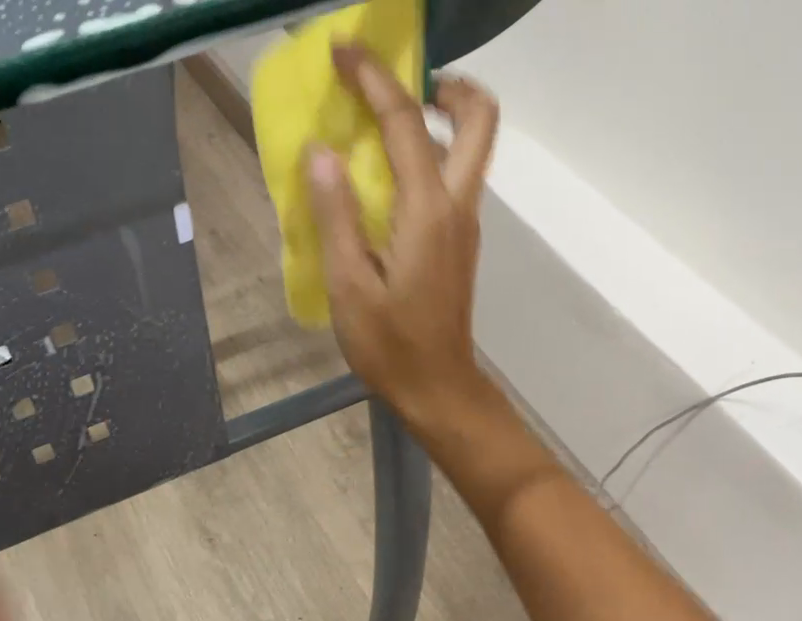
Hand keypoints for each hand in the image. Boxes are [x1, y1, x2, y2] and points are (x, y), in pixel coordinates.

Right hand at [304, 47, 499, 429]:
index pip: (405, 123)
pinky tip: (389, 180)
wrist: (437, 388)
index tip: (343, 52)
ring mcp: (464, 225)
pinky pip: (455, 178)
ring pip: (473, 148)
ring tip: (388, 125)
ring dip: (442, 119)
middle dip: (448, 85)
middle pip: (480, 119)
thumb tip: (321, 152)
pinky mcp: (459, 244)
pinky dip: (431, 156)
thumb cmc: (389, 344)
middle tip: (402, 85)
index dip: (373, 79)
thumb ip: (335, 214)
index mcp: (427, 211)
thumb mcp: (349, 284)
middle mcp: (457, 206)